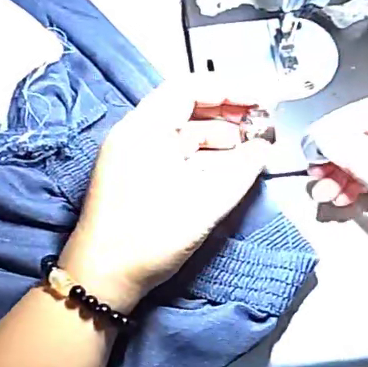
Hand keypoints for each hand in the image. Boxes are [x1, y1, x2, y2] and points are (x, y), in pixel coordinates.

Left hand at [59, 77, 272, 312]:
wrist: (103, 278)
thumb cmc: (146, 237)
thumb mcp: (206, 201)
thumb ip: (242, 169)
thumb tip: (264, 148)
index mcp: (143, 129)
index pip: (189, 88)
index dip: (229, 90)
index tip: (259, 100)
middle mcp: (135, 137)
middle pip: (186, 109)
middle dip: (227, 115)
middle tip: (259, 125)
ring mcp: (133, 159)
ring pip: (181, 135)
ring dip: (217, 139)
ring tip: (248, 150)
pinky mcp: (136, 181)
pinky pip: (173, 156)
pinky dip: (202, 158)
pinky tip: (224, 171)